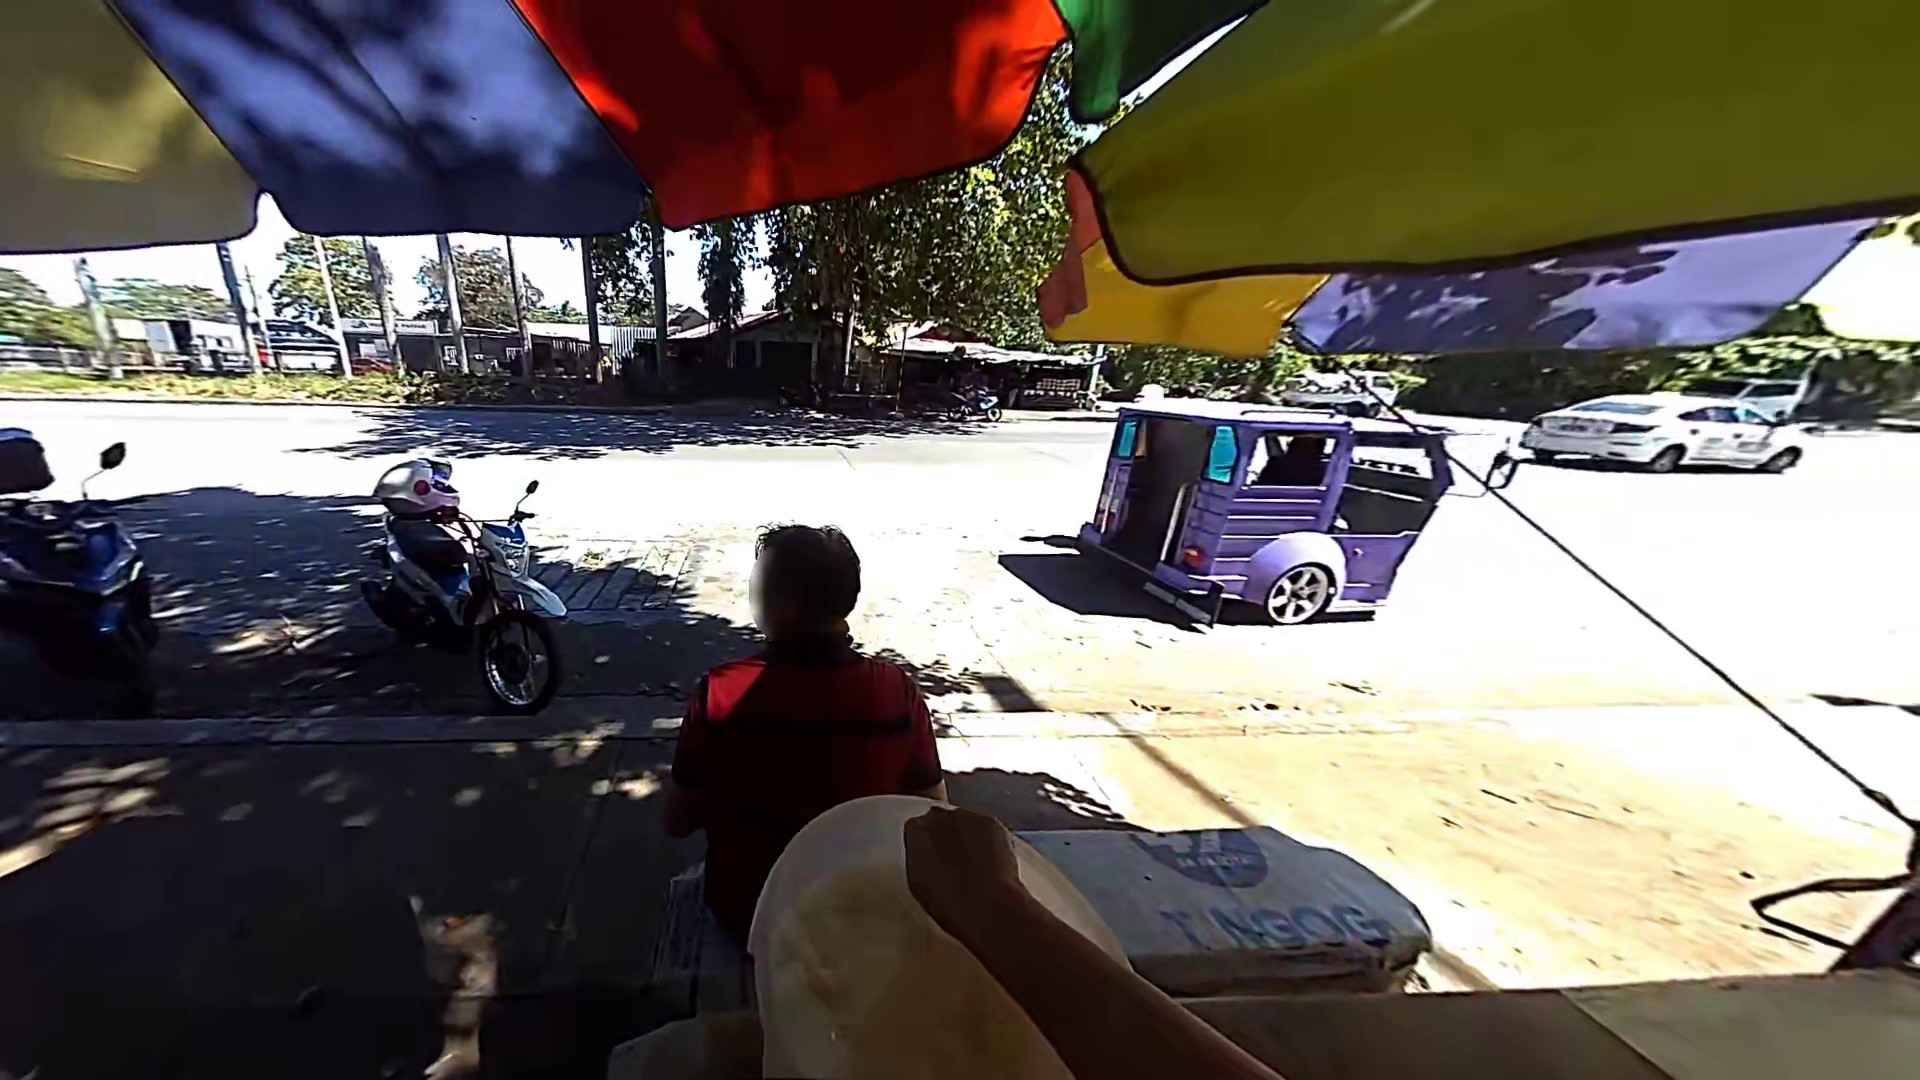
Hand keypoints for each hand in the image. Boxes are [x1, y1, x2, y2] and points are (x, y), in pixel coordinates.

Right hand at [903, 805, 1030, 940]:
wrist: (985, 902)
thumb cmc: (948, 900)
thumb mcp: (918, 882)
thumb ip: (918, 855)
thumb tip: (923, 852)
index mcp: (917, 829)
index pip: (917, 828)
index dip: (925, 844)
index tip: (931, 857)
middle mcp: (941, 815)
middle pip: (941, 820)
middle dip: (946, 835)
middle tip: (953, 860)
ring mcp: (967, 816)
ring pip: (964, 822)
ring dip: (966, 836)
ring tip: (973, 864)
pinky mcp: (990, 821)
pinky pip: (985, 827)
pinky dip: (986, 840)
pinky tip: (989, 861)